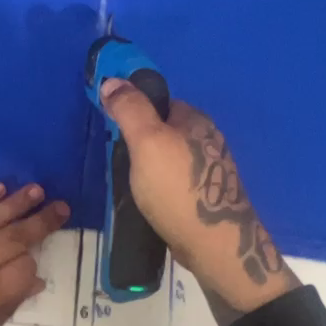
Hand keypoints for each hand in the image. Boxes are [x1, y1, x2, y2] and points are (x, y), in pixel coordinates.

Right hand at [98, 78, 299, 321]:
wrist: (214, 244)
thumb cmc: (176, 189)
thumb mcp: (146, 142)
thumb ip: (129, 110)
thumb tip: (111, 80)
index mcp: (196, 120)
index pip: (159, 103)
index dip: (135, 114)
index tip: (115, 134)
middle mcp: (207, 140)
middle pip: (164, 131)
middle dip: (140, 144)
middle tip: (120, 162)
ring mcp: (210, 171)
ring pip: (169, 159)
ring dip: (149, 169)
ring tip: (131, 186)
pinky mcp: (207, 197)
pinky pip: (175, 182)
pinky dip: (160, 188)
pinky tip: (150, 202)